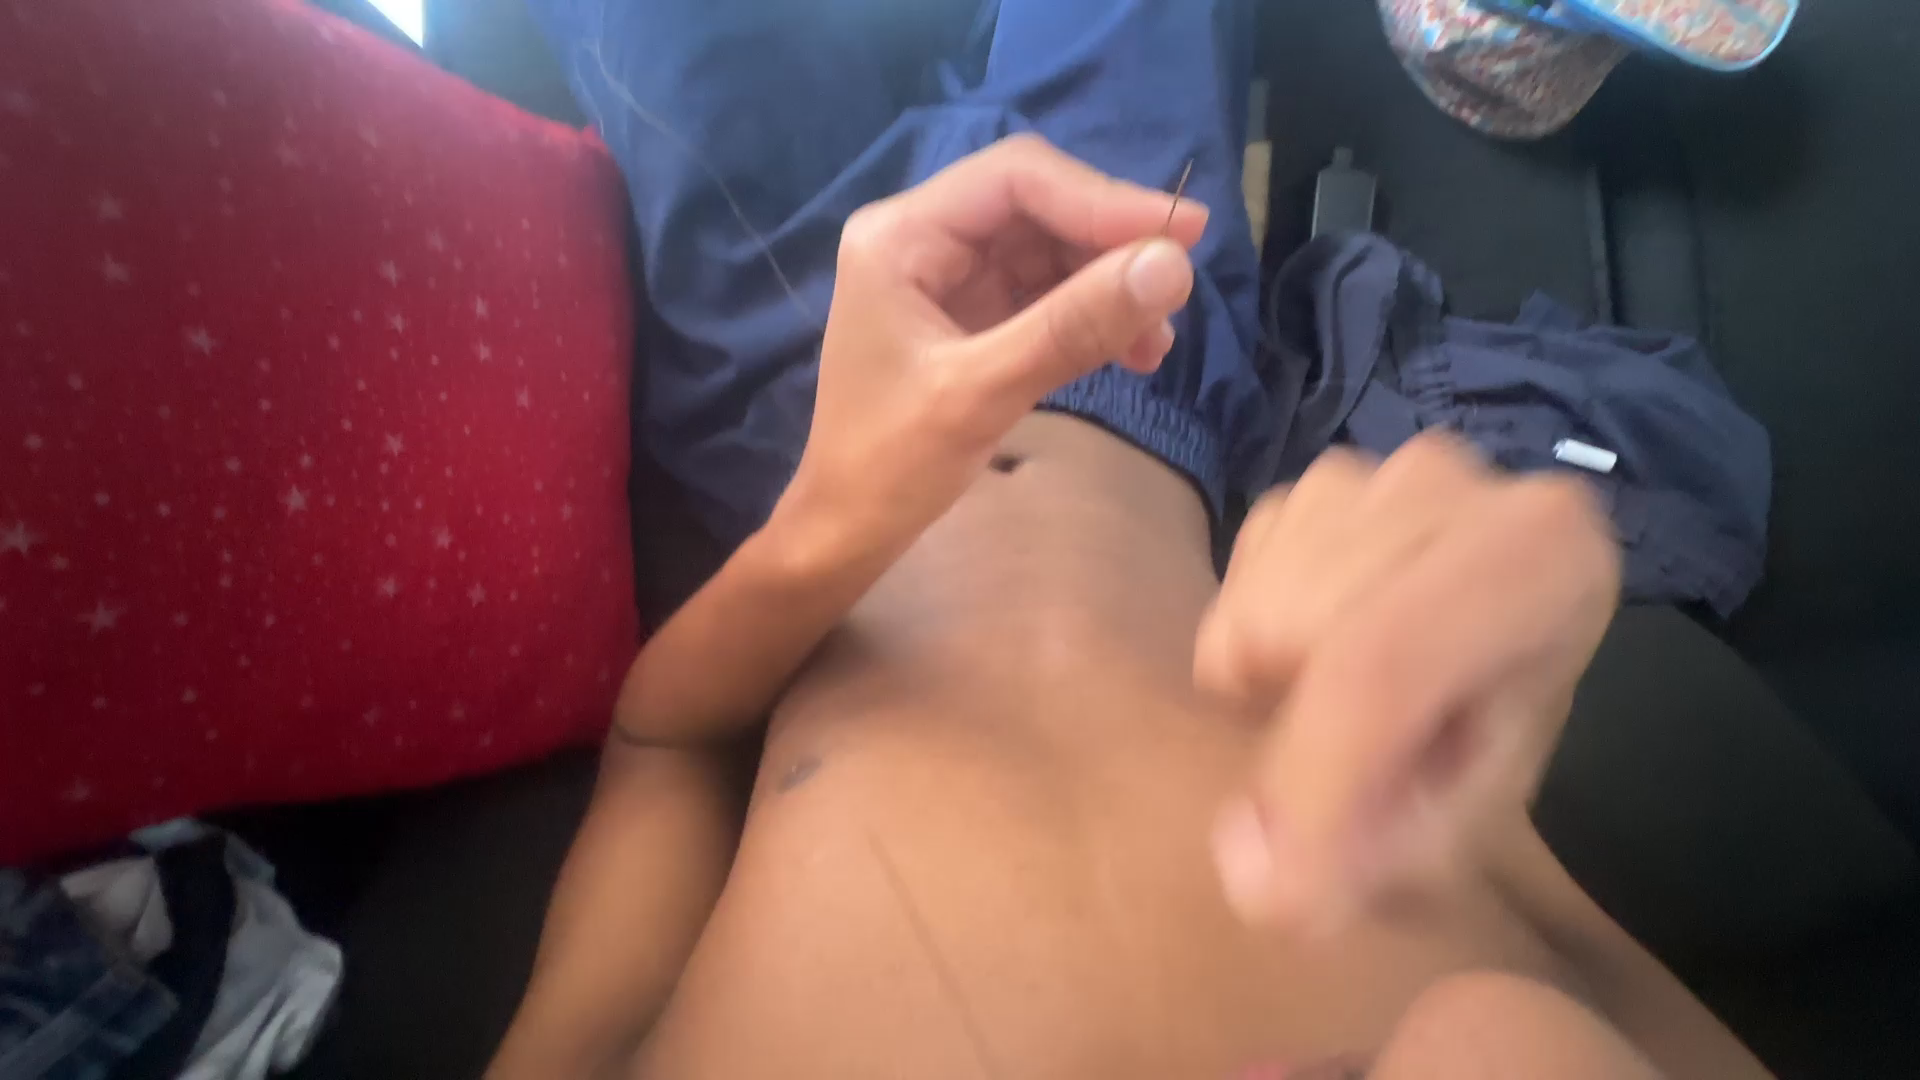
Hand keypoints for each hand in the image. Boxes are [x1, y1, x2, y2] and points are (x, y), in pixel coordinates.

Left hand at [777, 134, 1207, 559]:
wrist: (851, 526)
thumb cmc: (892, 464)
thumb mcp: (981, 393)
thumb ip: (1072, 328)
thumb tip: (1173, 266)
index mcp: (902, 237)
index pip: (1016, 181)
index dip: (1104, 199)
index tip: (1184, 231)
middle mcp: (923, 242)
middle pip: (1037, 212)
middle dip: (1109, 249)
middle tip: (1175, 290)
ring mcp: (946, 281)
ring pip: (1046, 257)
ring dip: (1107, 289)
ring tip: (1156, 342)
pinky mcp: (968, 320)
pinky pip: (1040, 299)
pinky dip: (1087, 320)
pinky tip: (1131, 353)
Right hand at [1195, 434, 1620, 928]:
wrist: (1489, 599)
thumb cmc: (1491, 700)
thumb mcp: (1470, 799)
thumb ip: (1377, 852)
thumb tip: (1250, 878)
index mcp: (1532, 554)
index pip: (1384, 663)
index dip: (1316, 779)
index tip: (1276, 889)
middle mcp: (1438, 485)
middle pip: (1296, 631)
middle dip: (1301, 715)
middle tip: (1363, 734)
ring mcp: (1358, 473)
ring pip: (1252, 608)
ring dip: (1277, 671)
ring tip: (1344, 678)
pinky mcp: (1296, 485)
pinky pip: (1235, 581)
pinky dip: (1258, 625)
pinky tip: (1320, 630)